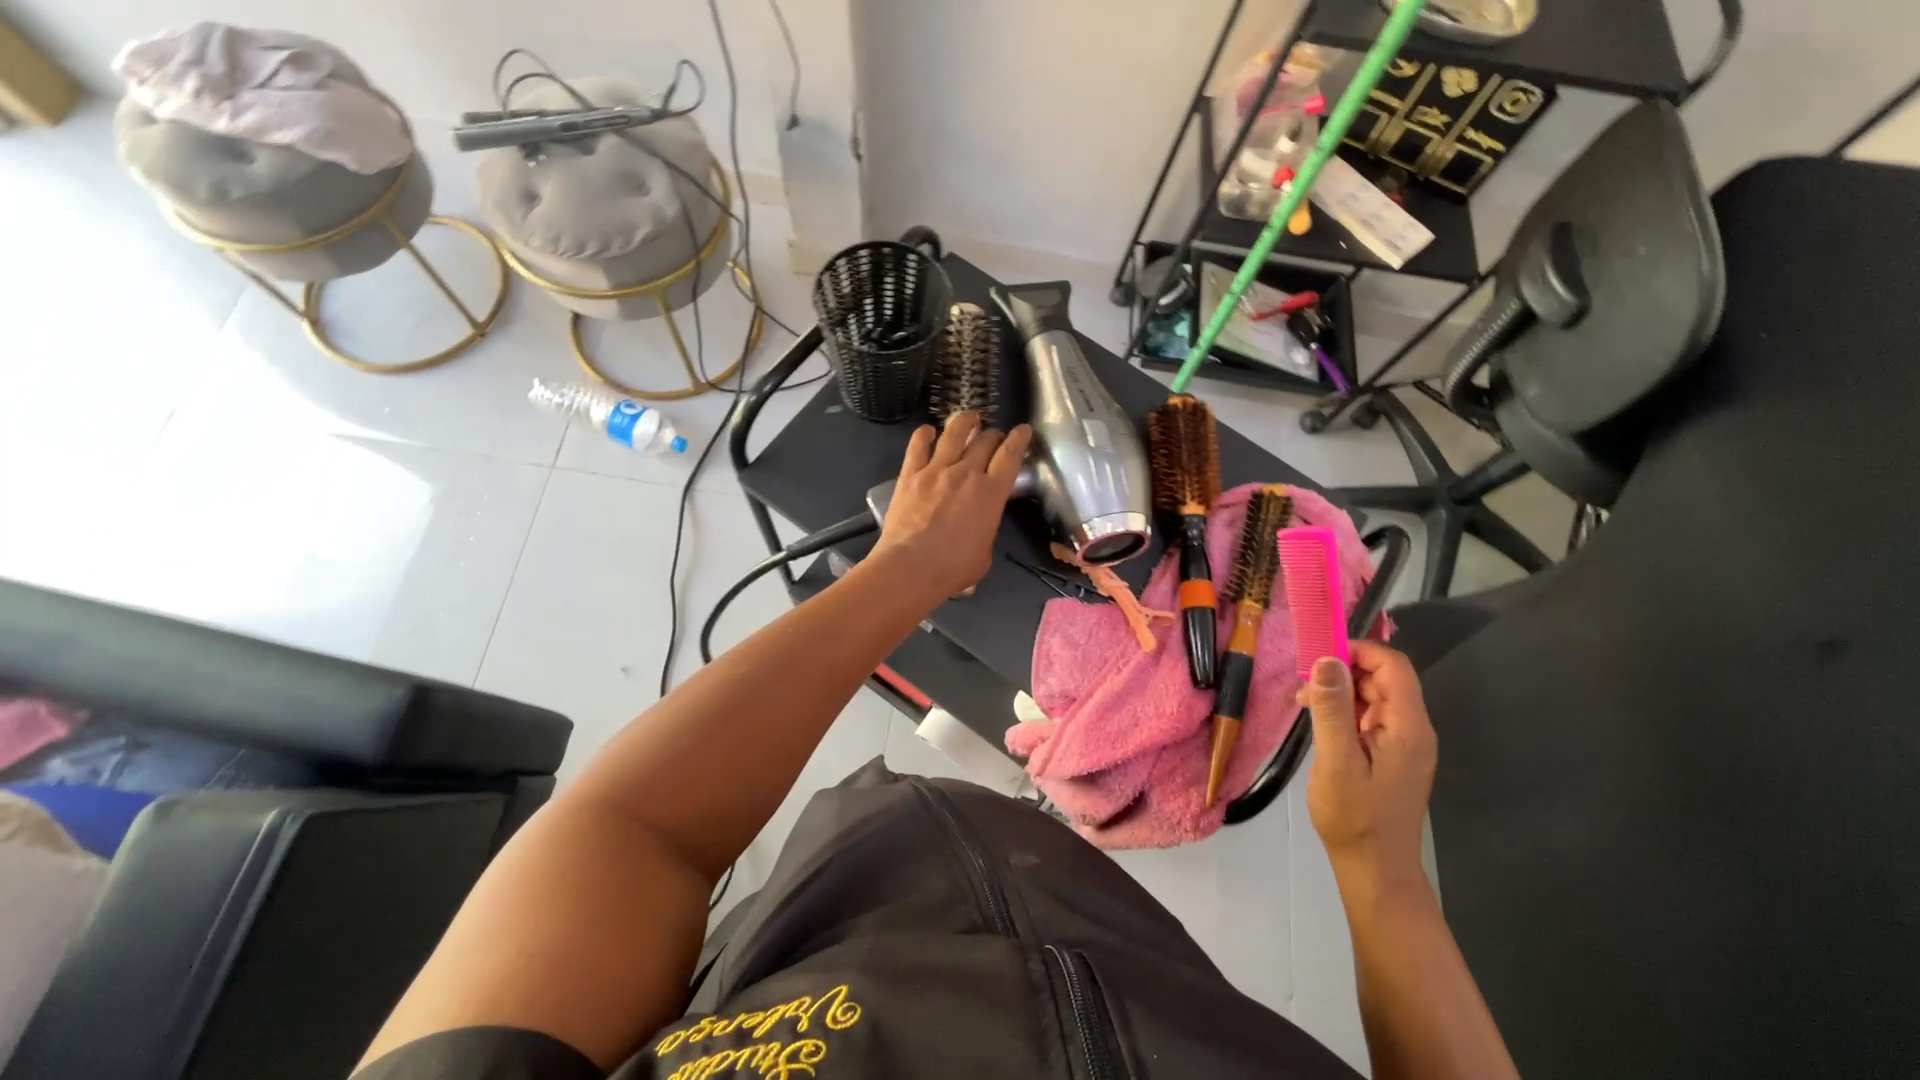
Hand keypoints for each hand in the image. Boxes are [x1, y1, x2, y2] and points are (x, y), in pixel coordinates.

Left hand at [870, 412, 1031, 600]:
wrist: (910, 567)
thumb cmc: (953, 567)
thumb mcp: (985, 552)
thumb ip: (987, 529)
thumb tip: (981, 524)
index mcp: (991, 493)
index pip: (1010, 455)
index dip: (1019, 439)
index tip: (1023, 431)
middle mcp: (966, 473)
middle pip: (985, 440)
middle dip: (994, 434)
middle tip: (994, 436)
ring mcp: (936, 470)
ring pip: (954, 432)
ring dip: (965, 421)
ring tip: (970, 418)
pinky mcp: (910, 474)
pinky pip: (918, 445)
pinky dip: (924, 434)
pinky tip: (927, 431)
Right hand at [1298, 642, 1437, 893]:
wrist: (1374, 869)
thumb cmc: (1355, 817)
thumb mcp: (1336, 761)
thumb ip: (1332, 709)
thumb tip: (1326, 660)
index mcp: (1408, 727)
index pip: (1393, 666)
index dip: (1359, 651)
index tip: (1319, 657)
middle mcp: (1414, 729)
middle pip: (1384, 679)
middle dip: (1344, 672)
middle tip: (1304, 687)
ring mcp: (1405, 744)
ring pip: (1375, 698)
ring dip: (1341, 693)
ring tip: (1305, 705)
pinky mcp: (1392, 757)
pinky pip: (1371, 719)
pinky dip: (1345, 713)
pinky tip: (1320, 724)